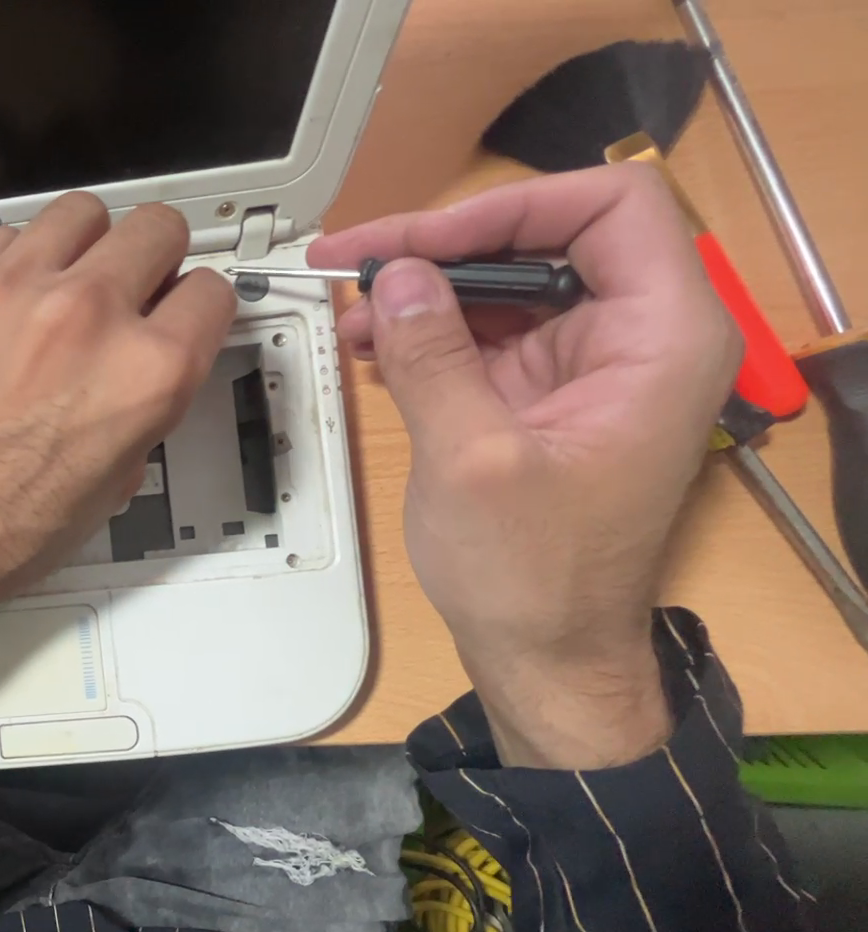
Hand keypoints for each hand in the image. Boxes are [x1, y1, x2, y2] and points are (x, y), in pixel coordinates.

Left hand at [0, 192, 236, 694]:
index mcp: (146, 372)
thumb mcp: (115, 483)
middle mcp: (87, 317)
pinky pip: (9, 236)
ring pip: (83, 211)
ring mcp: (15, 293)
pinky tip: (12, 304)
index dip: (198, 311)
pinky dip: (20, 261)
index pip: (212, 290)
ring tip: (71, 287)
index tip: (181, 319)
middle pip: (158, 228)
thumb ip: (146, 405)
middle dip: (155, 263)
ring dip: (90, 246)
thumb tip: (146, 364)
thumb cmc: (4, 531)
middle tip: (133, 296)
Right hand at [309, 165, 739, 767]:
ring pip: (499, 292)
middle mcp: (626, 339)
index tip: (409, 244)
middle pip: (540, 245)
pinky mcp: (531, 399)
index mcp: (657, 338)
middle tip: (350, 264)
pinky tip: (368, 343)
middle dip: (440, 252)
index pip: (604, 211)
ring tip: (347, 312)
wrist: (539, 648)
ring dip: (421, 295)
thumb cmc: (527, 570)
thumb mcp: (471, 458)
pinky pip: (477, 341)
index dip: (502, 211)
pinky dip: (421, 336)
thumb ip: (433, 358)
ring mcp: (576, 370)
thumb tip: (397, 277)